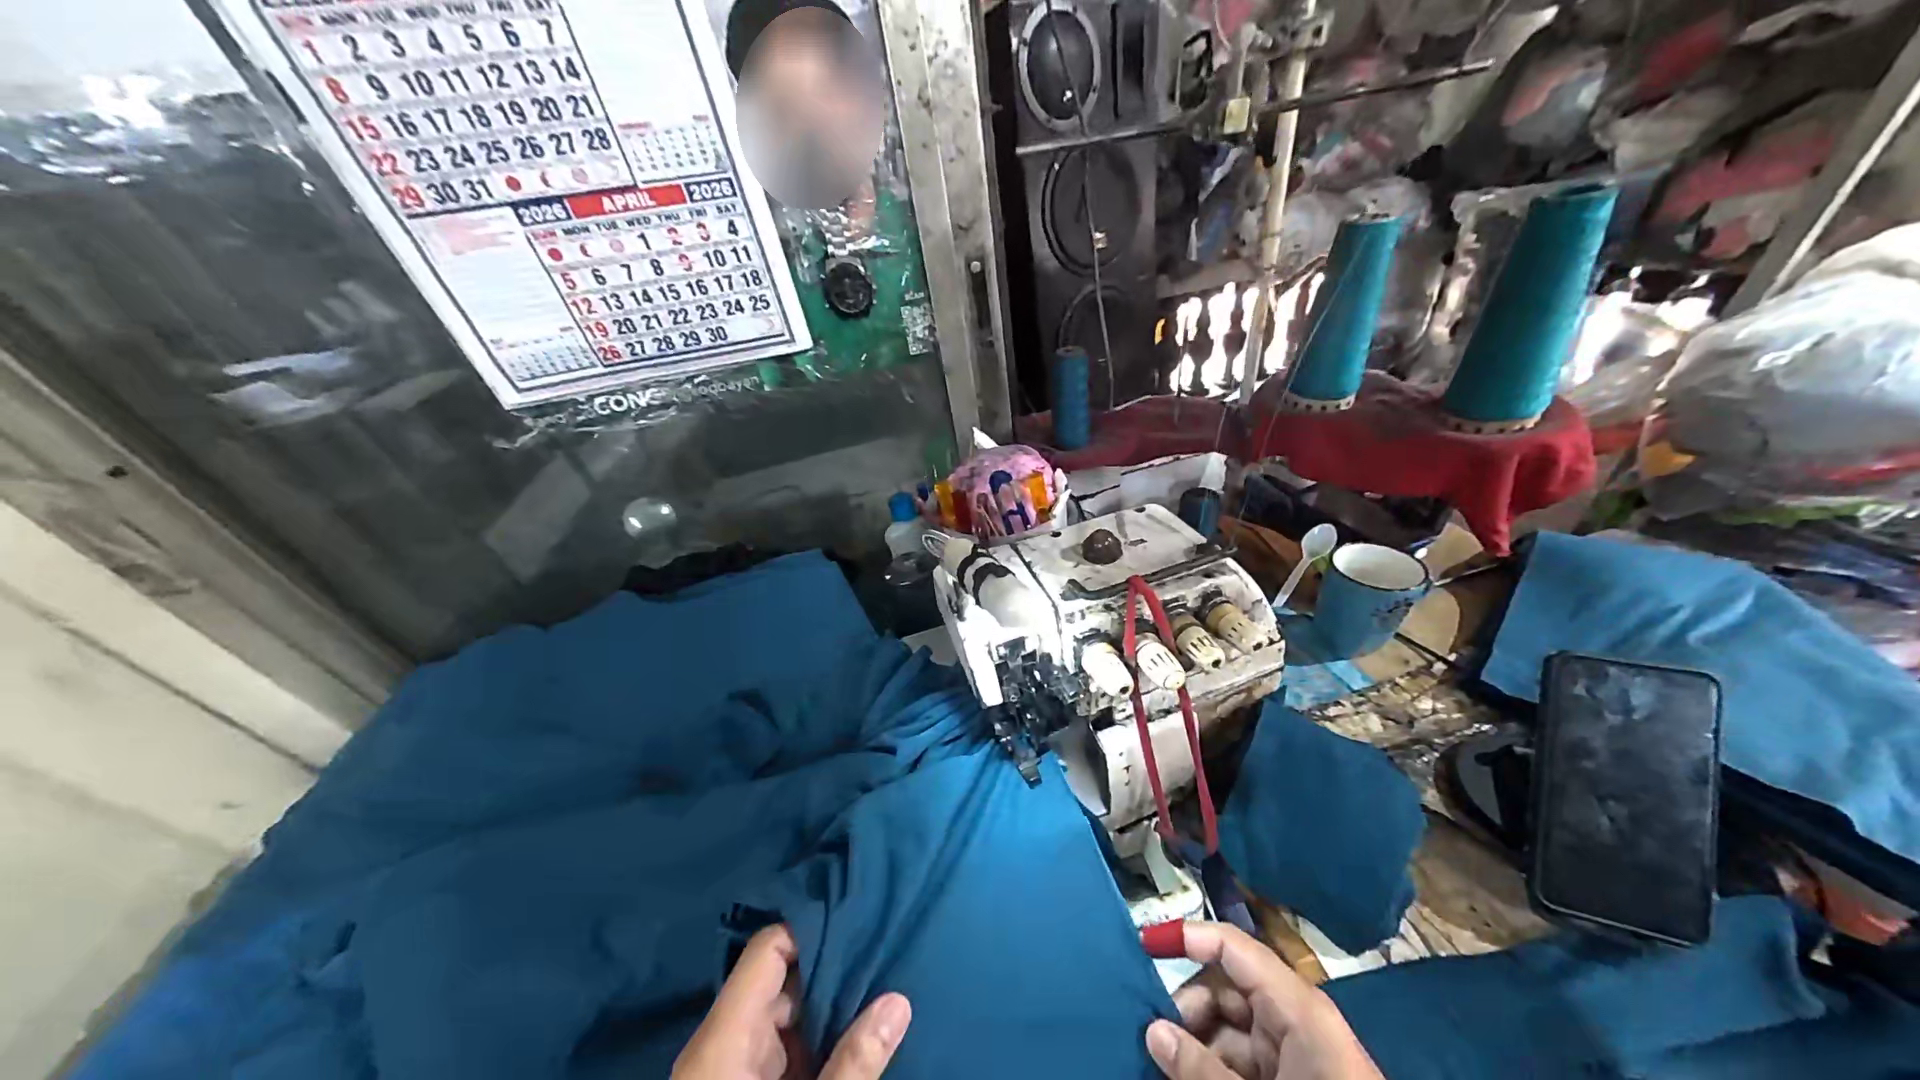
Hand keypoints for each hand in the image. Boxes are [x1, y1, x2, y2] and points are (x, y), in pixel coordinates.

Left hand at [673, 924, 911, 1079]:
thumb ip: (853, 1065)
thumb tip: (899, 1001)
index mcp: (725, 1037)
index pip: (768, 952)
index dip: (811, 930)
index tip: (860, 921)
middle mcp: (725, 1043)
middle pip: (781, 982)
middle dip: (834, 971)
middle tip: (885, 956)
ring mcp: (734, 1070)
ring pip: (787, 1018)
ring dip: (831, 1009)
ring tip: (882, 986)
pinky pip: (785, 1051)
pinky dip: (819, 1042)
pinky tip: (859, 1036)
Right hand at [1145, 921, 1382, 1079]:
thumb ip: (1204, 1070)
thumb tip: (1153, 1031)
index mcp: (1296, 1007)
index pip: (1232, 946)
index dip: (1186, 937)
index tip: (1141, 946)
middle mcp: (1292, 1019)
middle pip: (1223, 988)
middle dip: (1186, 1010)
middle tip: (1154, 1040)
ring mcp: (1293, 1054)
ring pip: (1226, 1029)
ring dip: (1194, 1045)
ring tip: (1166, 1069)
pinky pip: (1240, 1061)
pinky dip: (1211, 1068)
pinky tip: (1185, 1079)